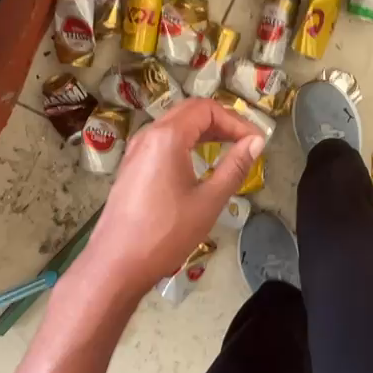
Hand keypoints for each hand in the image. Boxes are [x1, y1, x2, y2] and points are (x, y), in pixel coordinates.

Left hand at [71, 98, 264, 301]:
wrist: (116, 264)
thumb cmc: (166, 233)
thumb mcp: (208, 201)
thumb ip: (235, 167)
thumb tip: (256, 143)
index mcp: (167, 137)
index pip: (206, 109)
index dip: (236, 120)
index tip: (255, 140)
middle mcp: (148, 136)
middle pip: (189, 112)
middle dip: (221, 122)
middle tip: (246, 142)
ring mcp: (136, 151)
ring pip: (175, 126)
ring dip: (204, 132)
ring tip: (228, 150)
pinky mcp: (131, 167)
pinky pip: (162, 143)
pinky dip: (186, 144)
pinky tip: (199, 164)